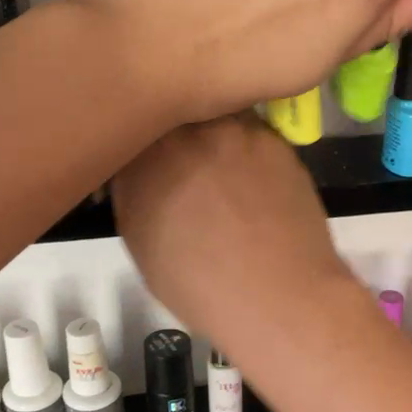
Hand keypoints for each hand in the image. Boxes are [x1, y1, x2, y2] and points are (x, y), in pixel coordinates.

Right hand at [113, 116, 358, 341]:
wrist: (278, 294)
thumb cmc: (199, 284)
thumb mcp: (140, 242)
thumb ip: (133, 192)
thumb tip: (139, 174)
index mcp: (145, 156)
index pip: (133, 131)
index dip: (139, 147)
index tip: (147, 168)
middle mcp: (190, 131)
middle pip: (176, 117)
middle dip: (177, 138)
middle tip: (185, 172)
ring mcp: (238, 131)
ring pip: (218, 119)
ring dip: (215, 139)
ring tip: (223, 179)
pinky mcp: (277, 142)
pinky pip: (254, 137)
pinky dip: (249, 154)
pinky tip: (256, 187)